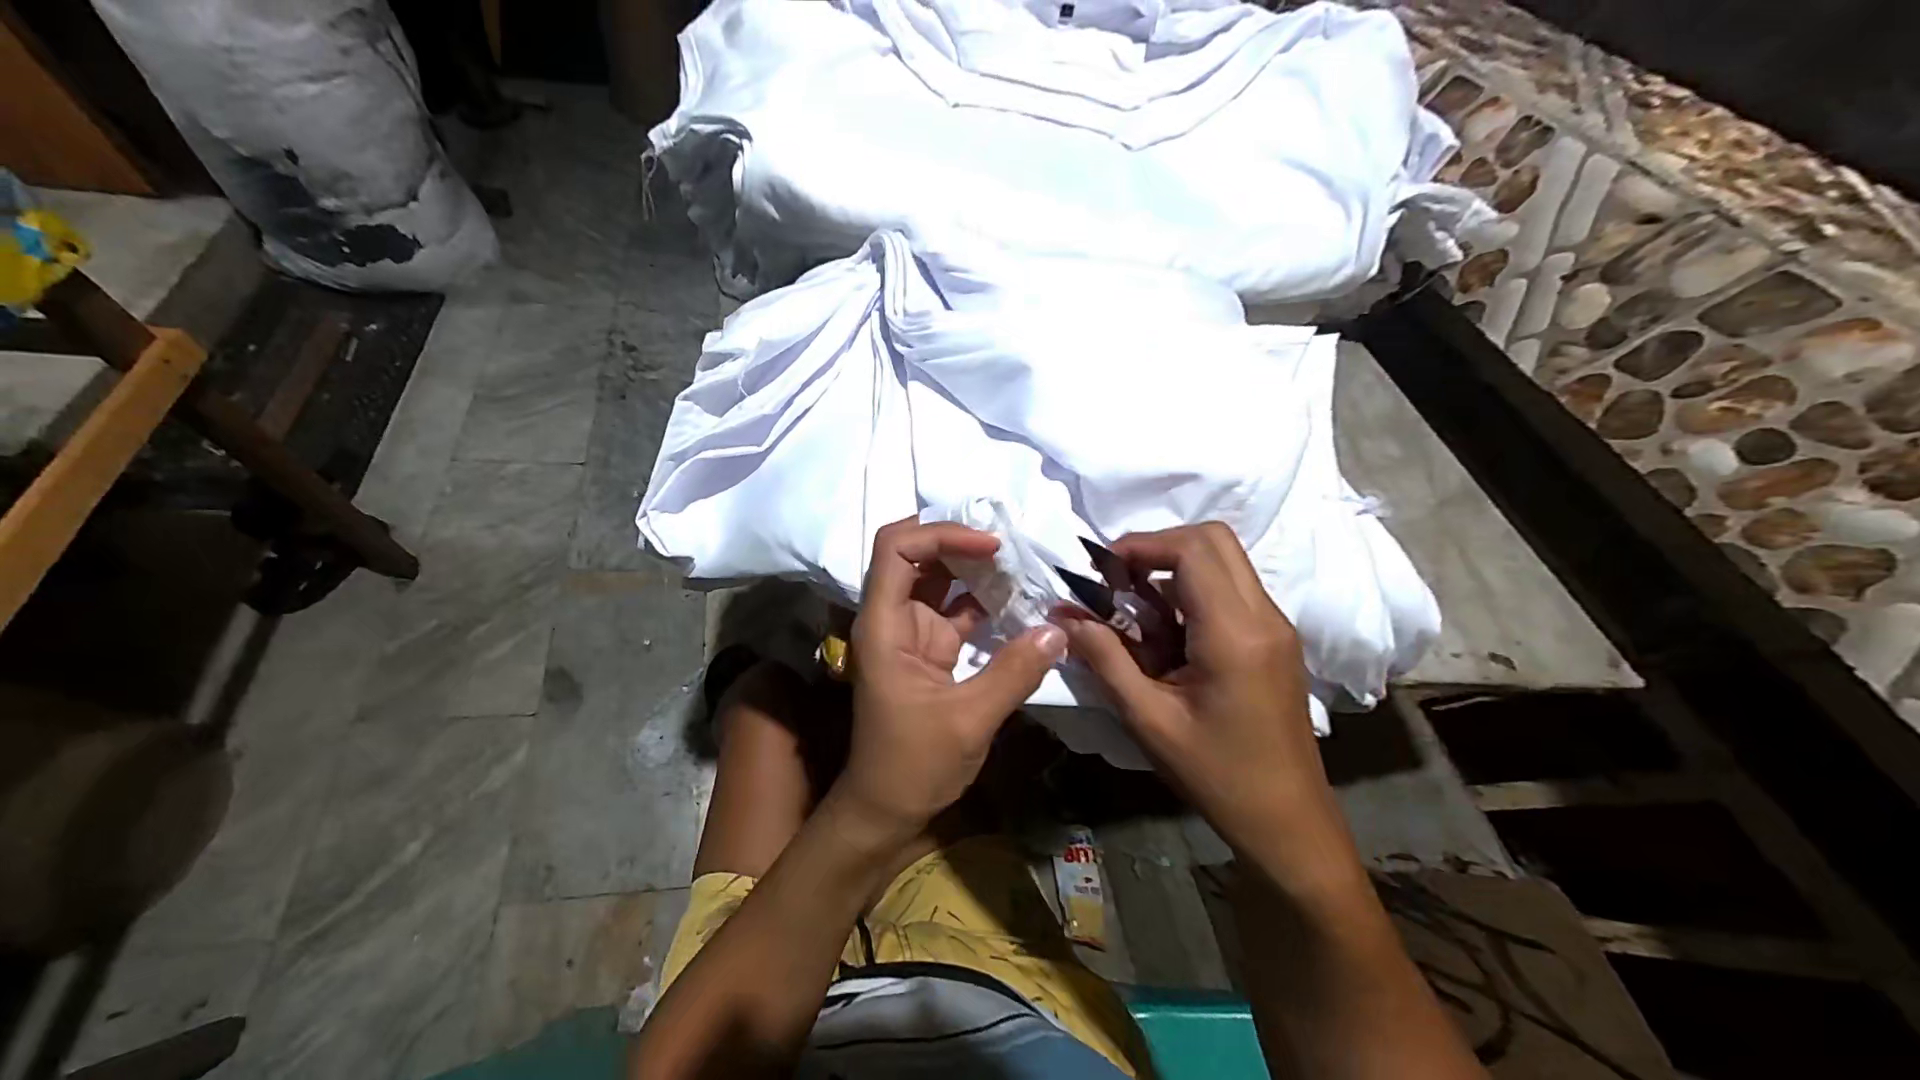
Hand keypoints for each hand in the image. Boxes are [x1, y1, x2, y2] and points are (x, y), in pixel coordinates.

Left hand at [829, 518, 1067, 849]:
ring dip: (976, 568)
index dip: (940, 534)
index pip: (896, 549)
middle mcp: (894, 618)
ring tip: (1022, 562)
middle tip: (1012, 543)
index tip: (990, 544)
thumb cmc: (913, 764)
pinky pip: (958, 609)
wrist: (887, 807)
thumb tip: (1060, 630)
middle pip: (916, 554)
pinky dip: (985, 600)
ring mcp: (913, 633)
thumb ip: (1013, 672)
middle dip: (961, 541)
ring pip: (939, 579)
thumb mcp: (969, 720)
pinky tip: (1020, 598)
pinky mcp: (932, 649)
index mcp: (885, 625)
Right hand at [1061, 523, 1330, 859]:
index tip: (1101, 570)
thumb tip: (1064, 616)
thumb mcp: (1148, 719)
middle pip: (1214, 539)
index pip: (1193, 549)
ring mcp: (1276, 626)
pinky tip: (1165, 634)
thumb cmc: (1216, 776)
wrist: (1289, 822)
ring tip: (1134, 610)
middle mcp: (1265, 616)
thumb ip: (1105, 659)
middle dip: (1158, 547)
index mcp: (1235, 633)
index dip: (1141, 545)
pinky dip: (1193, 592)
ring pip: (1224, 562)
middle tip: (1116, 580)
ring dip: (1174, 570)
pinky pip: (1232, 590)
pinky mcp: (1276, 640)